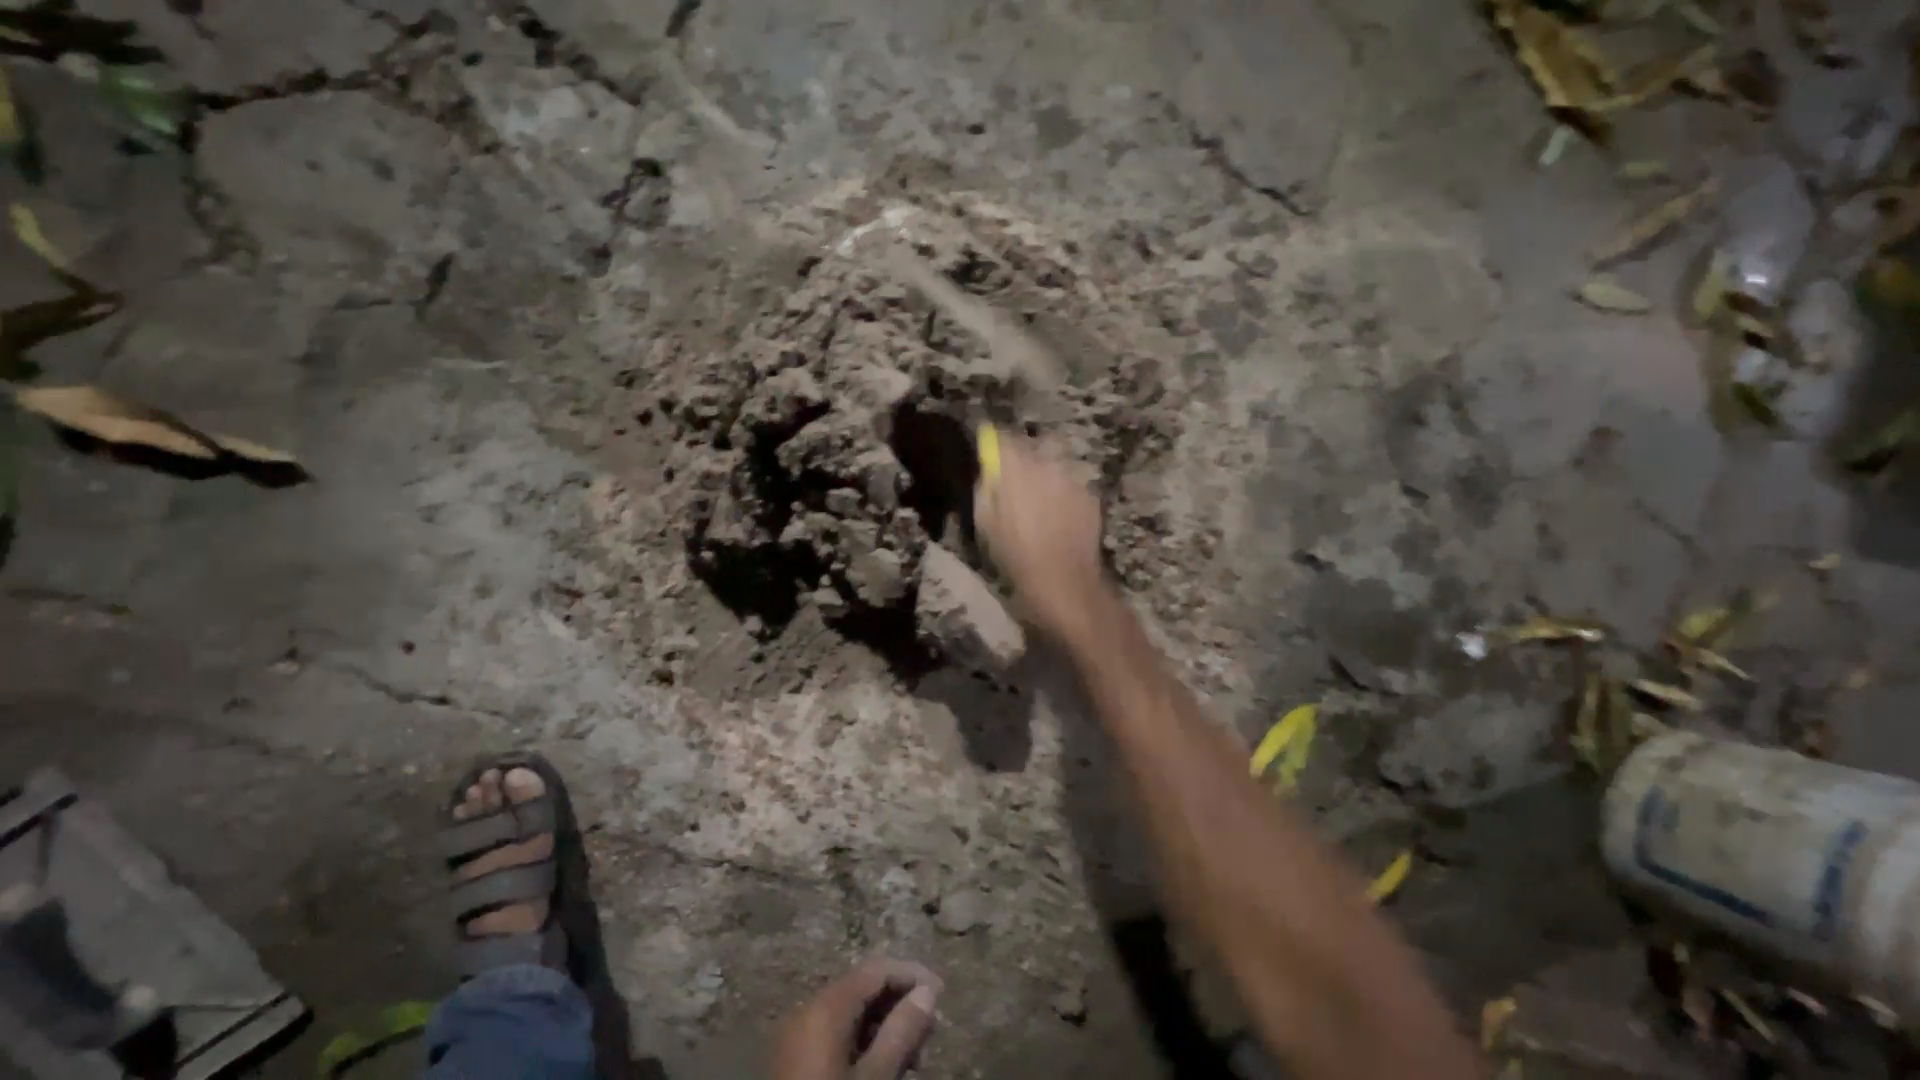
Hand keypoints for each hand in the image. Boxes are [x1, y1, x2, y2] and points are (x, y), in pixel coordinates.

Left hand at [770, 957, 942, 1079]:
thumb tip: (927, 993)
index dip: (911, 975)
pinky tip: (881, 1069)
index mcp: (825, 1008)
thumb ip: (902, 1032)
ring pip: (848, 1014)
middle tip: (928, 1038)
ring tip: (912, 1062)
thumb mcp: (875, 1079)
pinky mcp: (791, 1059)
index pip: (875, 970)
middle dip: (899, 1005)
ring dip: (883, 1027)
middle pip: (861, 989)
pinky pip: (832, 1034)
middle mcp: (805, 1011)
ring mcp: (795, 1036)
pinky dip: (861, 1042)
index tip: (942, 995)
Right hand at [973, 434, 1106, 641]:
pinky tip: (1060, 516)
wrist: (1064, 581)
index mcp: (1015, 468)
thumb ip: (986, 489)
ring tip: (1041, 500)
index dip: (994, 443)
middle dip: (1024, 456)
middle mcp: (1046, 464)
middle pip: (1033, 444)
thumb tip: (988, 473)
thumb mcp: (985, 524)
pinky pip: (1072, 483)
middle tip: (1016, 479)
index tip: (989, 452)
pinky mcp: (1091, 495)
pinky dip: (1064, 492)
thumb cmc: (1016, 557)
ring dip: (1046, 473)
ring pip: (1056, 462)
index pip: (1001, 437)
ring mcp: (1073, 478)